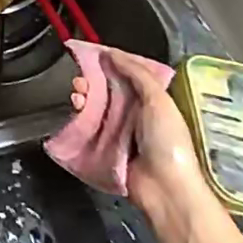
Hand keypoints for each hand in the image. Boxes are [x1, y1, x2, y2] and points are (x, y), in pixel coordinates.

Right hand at [71, 48, 211, 213]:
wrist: (166, 189)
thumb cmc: (167, 141)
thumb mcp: (159, 100)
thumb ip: (136, 73)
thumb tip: (111, 53)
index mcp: (150, 100)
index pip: (125, 75)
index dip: (109, 64)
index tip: (91, 54)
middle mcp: (133, 114)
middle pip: (107, 91)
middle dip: (91, 80)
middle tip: (79, 77)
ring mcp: (119, 132)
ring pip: (95, 108)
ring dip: (83, 97)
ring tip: (76, 94)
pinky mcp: (105, 149)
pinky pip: (89, 129)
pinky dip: (79, 117)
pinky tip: (74, 109)